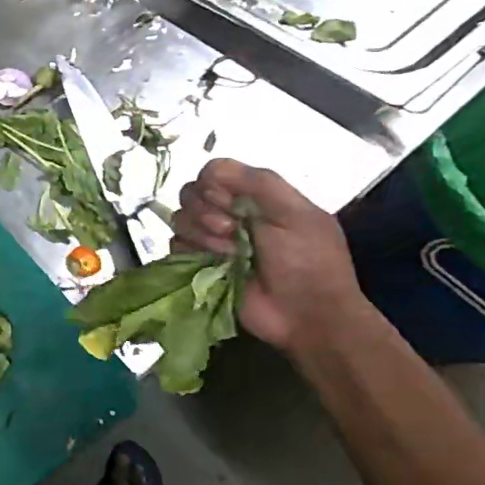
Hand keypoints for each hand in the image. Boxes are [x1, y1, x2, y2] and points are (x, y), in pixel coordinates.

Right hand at [173, 158, 368, 351]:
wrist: (305, 314)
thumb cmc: (309, 262)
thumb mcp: (297, 213)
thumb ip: (259, 183)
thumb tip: (211, 170)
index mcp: (254, 197)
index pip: (214, 172)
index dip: (214, 185)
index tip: (232, 203)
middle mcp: (228, 213)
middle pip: (191, 192)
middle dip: (206, 210)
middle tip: (232, 231)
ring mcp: (211, 239)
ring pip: (180, 218)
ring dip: (202, 234)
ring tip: (229, 253)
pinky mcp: (196, 264)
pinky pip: (174, 245)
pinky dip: (190, 251)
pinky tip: (213, 264)